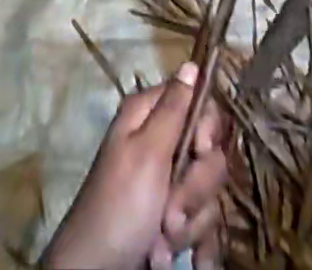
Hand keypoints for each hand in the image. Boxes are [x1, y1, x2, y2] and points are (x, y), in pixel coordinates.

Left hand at [42, 62, 228, 269]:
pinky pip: (204, 220)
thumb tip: (191, 63)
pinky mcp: (174, 215)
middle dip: (196, 187)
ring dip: (190, 220)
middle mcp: (159, 142)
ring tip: (161, 235)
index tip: (199, 150)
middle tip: (170, 207)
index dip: (206, 127)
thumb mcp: (147, 152)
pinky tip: (170, 252)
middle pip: (209, 150)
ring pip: (208, 189)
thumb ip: (174, 108)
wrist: (102, 269)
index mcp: (148, 116)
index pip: (198, 101)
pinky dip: (192, 240)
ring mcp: (167, 181)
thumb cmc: (121, 204)